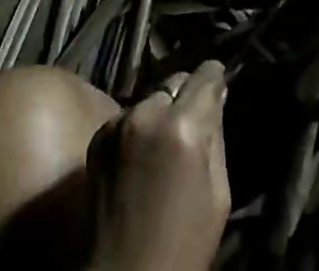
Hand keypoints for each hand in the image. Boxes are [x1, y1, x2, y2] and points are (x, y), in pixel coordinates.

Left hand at [87, 60, 230, 270]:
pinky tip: (141, 157)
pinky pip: (127, 116)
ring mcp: (117, 123)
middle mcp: (146, 114)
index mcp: (182, 127)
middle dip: (186, 96)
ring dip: (160, 111)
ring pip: (150, 98)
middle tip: (193, 124)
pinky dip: (138, 126)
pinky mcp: (98, 137)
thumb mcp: (219, 191)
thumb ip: (216, 135)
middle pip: (174, 82)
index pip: (205, 76)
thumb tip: (218, 95)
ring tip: (164, 145)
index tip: (220, 81)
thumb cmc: (185, 242)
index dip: (216, 77)